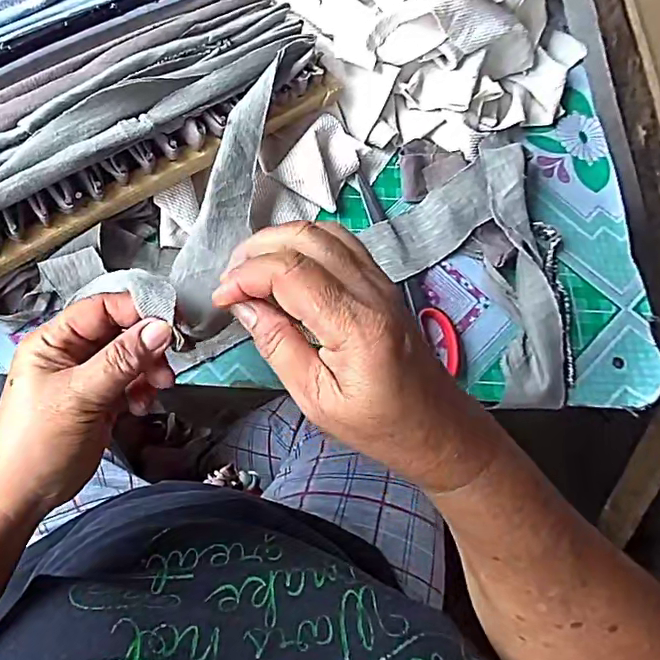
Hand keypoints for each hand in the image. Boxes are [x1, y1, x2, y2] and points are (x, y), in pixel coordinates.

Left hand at [0, 292, 175, 521]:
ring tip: (155, 386)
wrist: (24, 496)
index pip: (101, 308)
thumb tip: (157, 329)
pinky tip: (140, 403)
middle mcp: (69, 354)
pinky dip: (142, 390)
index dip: (136, 309)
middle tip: (165, 359)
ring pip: (130, 357)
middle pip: (120, 331)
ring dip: (148, 369)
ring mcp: (85, 378)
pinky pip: (130, 382)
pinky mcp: (99, 400)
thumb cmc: (32, 447)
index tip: (168, 319)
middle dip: (147, 344)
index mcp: (53, 341)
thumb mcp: (80, 396)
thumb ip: (121, 360)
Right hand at [211, 221, 509, 493]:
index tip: (222, 297)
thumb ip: (277, 345)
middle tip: (231, 280)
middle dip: (256, 250)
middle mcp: (372, 293)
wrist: (437, 428)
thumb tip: (244, 306)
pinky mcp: (382, 283)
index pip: (290, 272)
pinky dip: (304, 243)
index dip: (245, 276)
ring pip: (322, 232)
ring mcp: (381, 283)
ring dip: (278, 241)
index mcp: (356, 326)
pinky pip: (340, 242)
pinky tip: (285, 265)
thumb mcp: (316, 400)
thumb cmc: (381, 426)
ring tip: (250, 270)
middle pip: (305, 238)